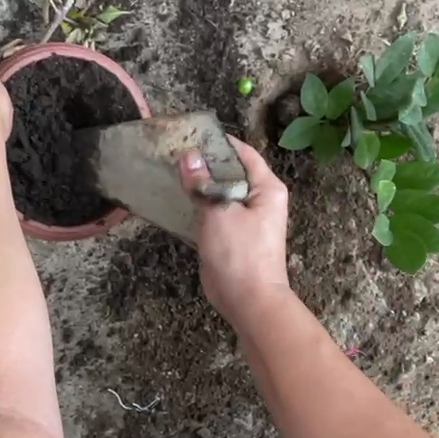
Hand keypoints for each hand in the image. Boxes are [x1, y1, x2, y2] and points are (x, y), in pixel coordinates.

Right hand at [178, 137, 291, 325]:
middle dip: (205, 164)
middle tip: (174, 154)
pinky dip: (198, 206)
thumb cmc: (240, 255)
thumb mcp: (218, 214)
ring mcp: (246, 219)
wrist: (249, 301)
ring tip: (171, 173)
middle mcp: (259, 200)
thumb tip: (188, 156)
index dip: (219, 143)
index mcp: (267, 188)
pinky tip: (176, 200)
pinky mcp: (231, 236)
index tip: (191, 136)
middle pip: (231, 172)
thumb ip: (203, 184)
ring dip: (199, 186)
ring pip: (220, 193)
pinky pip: (214, 213)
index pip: (243, 154)